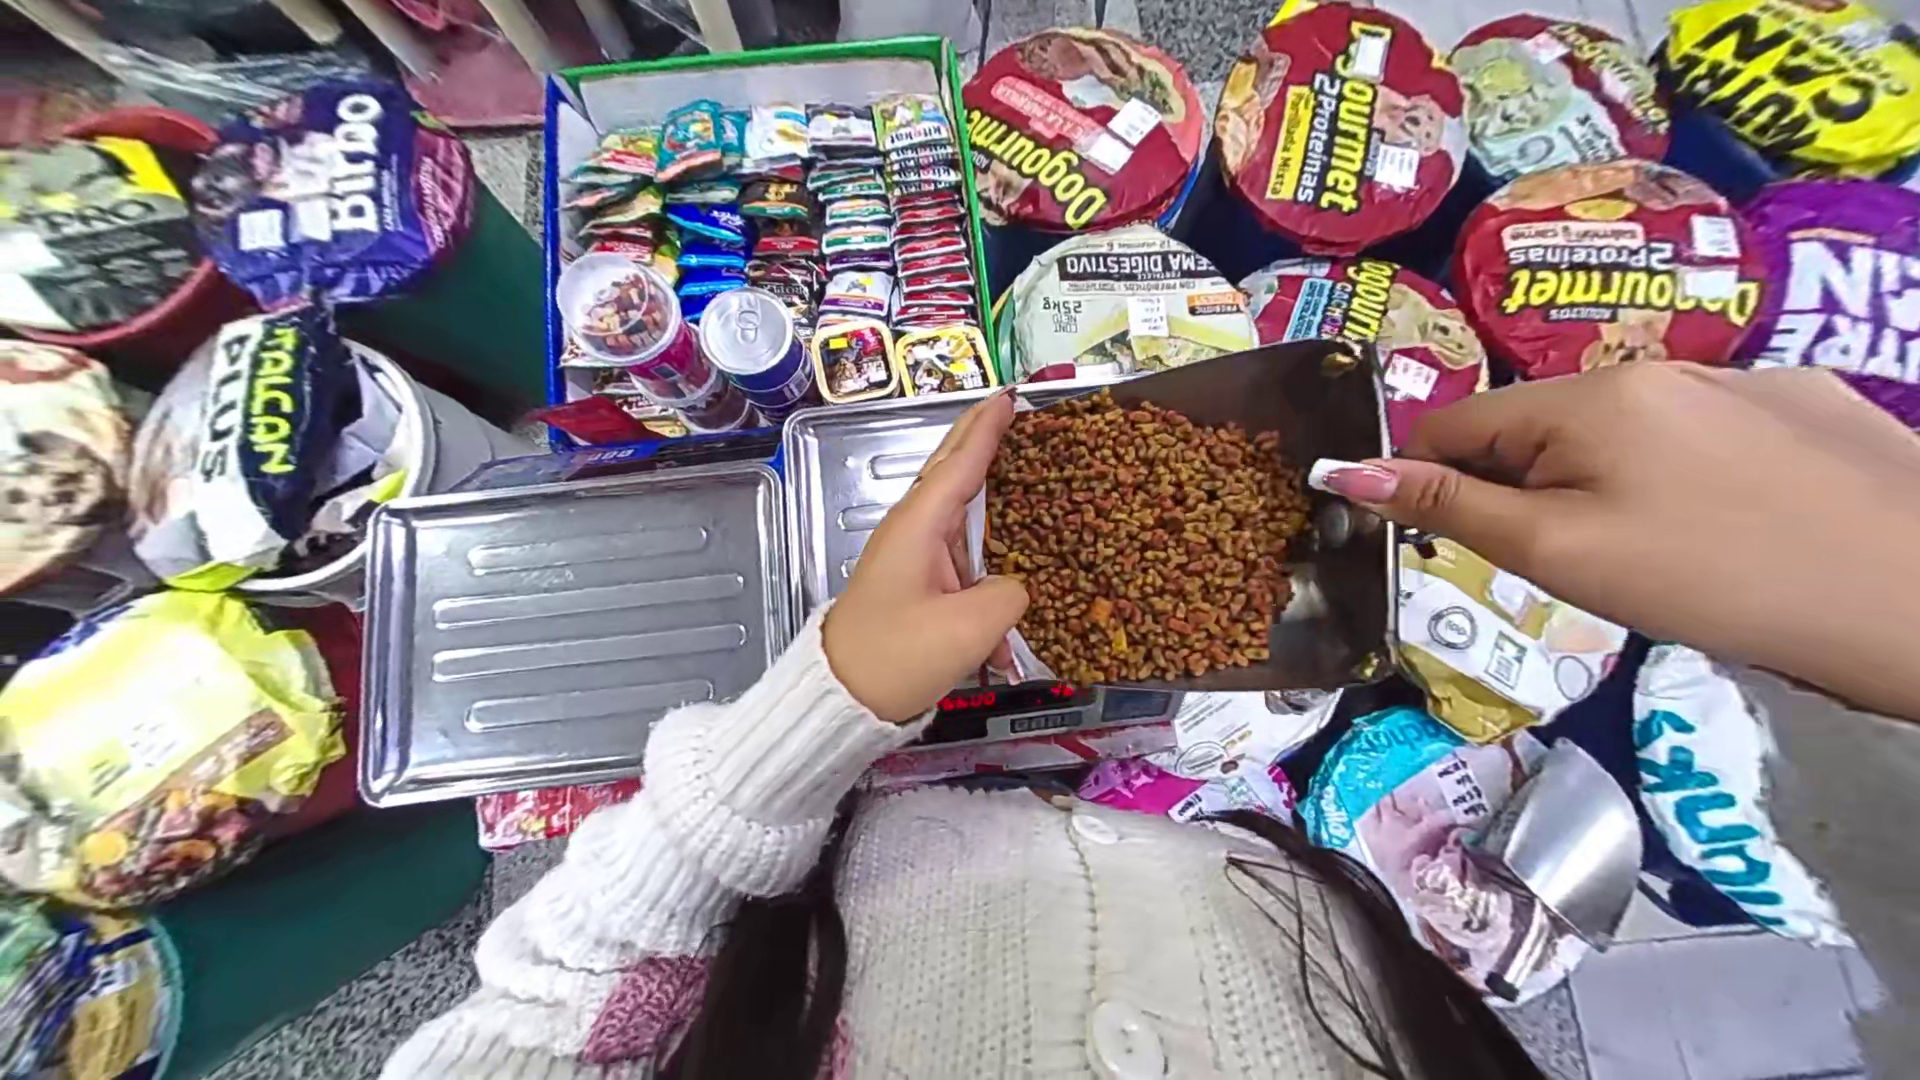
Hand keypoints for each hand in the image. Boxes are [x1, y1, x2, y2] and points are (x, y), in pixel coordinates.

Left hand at [822, 391, 1030, 722]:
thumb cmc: (897, 655)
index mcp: (919, 526)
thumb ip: (1008, 596)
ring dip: (994, 531)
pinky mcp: (916, 586)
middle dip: (981, 443)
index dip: (987, 429)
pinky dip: (985, 592)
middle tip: (1012, 415)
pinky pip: (961, 573)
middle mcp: (914, 531)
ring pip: (964, 529)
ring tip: (1029, 501)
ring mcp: (913, 559)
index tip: (1008, 396)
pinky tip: (1002, 645)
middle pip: (953, 475)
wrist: (842, 698)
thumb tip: (1012, 588)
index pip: (960, 463)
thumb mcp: (967, 628)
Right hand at [1315, 363, 1919, 718]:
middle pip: (1524, 427)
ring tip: (1634, 543)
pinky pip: (1680, 433)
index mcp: (1586, 396)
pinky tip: (1711, 519)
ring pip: (1600, 431)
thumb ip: (1440, 504)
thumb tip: (1341, 471)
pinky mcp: (1804, 403)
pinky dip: (1659, 473)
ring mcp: (1740, 379)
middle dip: (1510, 486)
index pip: (1450, 424)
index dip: (1429, 480)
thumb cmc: (1709, 578)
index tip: (1453, 537)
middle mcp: (1657, 367)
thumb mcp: (1547, 547)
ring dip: (1580, 481)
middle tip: (1551, 552)